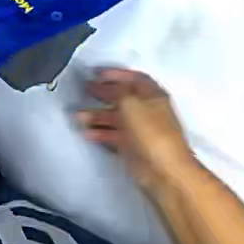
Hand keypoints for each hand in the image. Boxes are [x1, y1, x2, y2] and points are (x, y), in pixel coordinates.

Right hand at [79, 69, 201, 192]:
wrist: (164, 170)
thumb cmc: (150, 131)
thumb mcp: (131, 102)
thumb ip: (117, 90)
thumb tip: (106, 84)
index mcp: (153, 95)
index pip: (135, 78)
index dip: (116, 74)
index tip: (96, 73)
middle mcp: (147, 110)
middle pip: (122, 97)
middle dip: (103, 92)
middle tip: (85, 89)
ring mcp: (139, 129)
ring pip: (115, 117)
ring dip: (97, 115)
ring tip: (78, 116)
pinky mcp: (132, 146)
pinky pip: (113, 134)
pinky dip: (100, 132)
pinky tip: (86, 132)